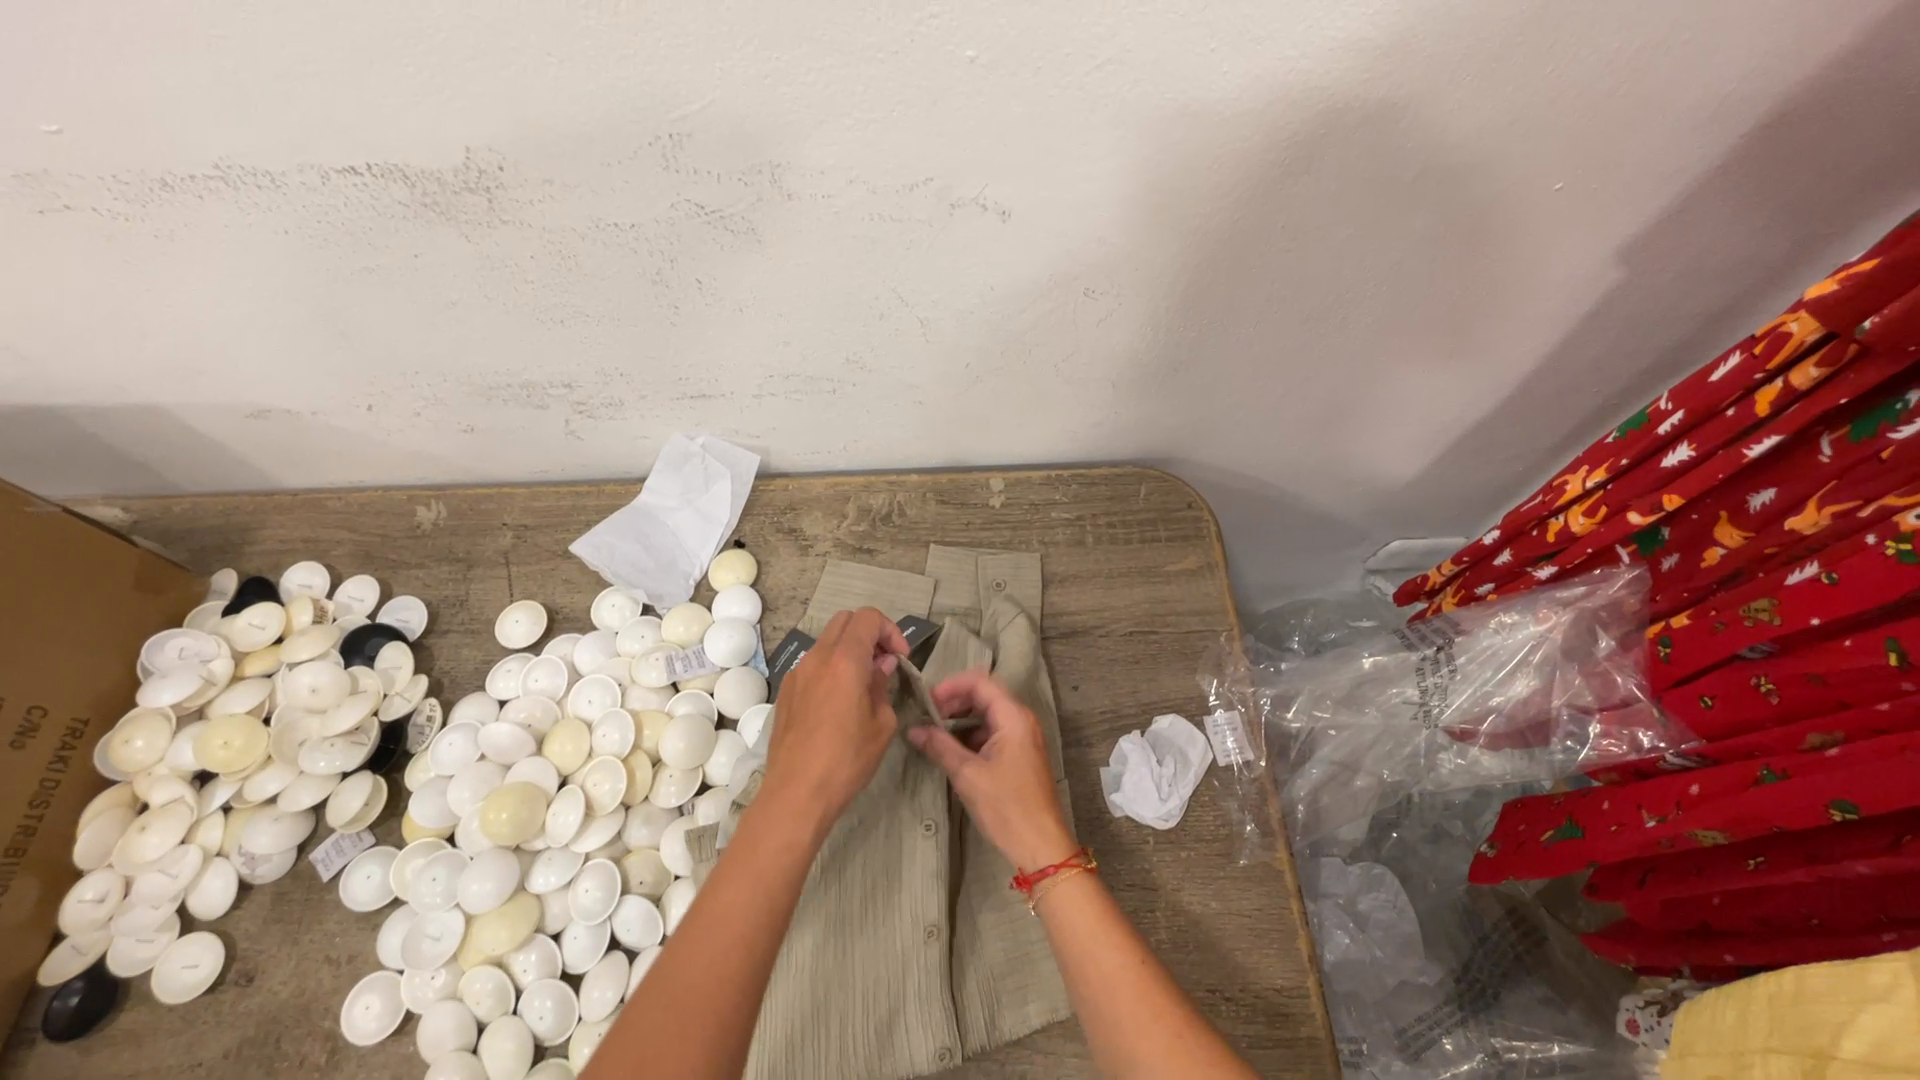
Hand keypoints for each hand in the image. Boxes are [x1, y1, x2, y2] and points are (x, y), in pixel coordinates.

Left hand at [763, 607, 909, 819]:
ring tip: (864, 684)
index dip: (890, 630)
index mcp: (844, 661)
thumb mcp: (881, 724)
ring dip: (849, 651)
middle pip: (845, 621)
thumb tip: (880, 667)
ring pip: (826, 642)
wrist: (796, 792)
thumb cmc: (846, 760)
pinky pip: (813, 665)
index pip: (868, 618)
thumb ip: (882, 686)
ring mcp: (797, 674)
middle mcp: (816, 658)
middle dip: (870, 634)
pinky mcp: (786, 692)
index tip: (900, 658)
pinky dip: (831, 668)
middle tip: (884, 663)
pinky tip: (840, 701)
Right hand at [907, 670, 1077, 870]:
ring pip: (988, 715)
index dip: (950, 686)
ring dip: (961, 721)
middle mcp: (1022, 720)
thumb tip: (914, 729)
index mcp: (1013, 717)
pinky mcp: (1020, 754)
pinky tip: (953, 751)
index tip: (926, 701)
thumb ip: (940, 746)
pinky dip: (972, 736)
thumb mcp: (967, 774)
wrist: (1040, 845)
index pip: (979, 682)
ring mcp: (1023, 737)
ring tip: (935, 735)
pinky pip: (993, 733)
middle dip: (954, 703)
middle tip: (927, 719)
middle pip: (984, 696)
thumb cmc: (1006, 807)